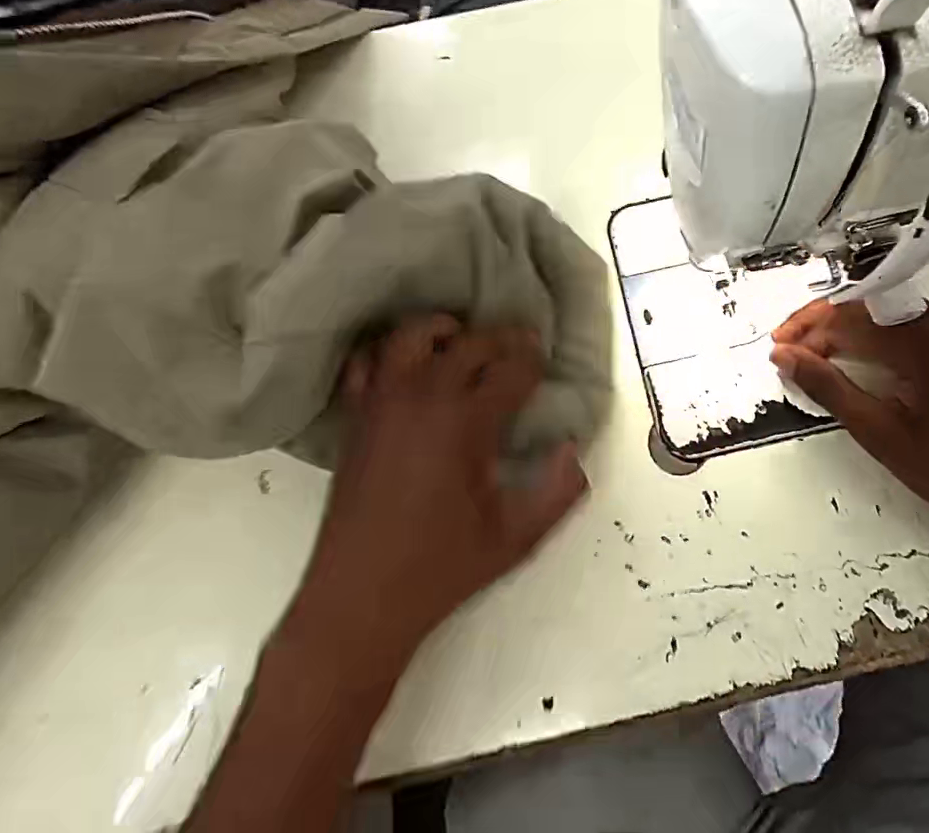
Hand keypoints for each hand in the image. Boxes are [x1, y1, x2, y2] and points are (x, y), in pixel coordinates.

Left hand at [295, 314, 588, 660]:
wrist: (359, 599)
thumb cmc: (442, 566)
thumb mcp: (518, 536)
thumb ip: (558, 490)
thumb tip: (572, 449)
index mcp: (466, 422)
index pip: (512, 370)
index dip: (534, 361)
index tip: (544, 361)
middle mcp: (423, 398)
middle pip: (470, 342)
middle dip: (502, 339)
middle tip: (521, 347)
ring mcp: (382, 404)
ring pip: (411, 336)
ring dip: (443, 330)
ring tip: (463, 341)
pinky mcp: (356, 419)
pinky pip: (367, 363)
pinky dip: (389, 352)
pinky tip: (408, 367)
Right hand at [769, 299, 928, 527]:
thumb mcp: (881, 432)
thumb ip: (830, 389)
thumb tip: (787, 358)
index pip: (858, 310)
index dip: (812, 322)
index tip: (780, 344)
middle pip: (870, 312)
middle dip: (823, 330)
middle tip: (787, 355)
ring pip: (884, 324)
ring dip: (842, 339)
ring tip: (807, 362)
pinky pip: (902, 339)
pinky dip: (868, 350)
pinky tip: (845, 368)